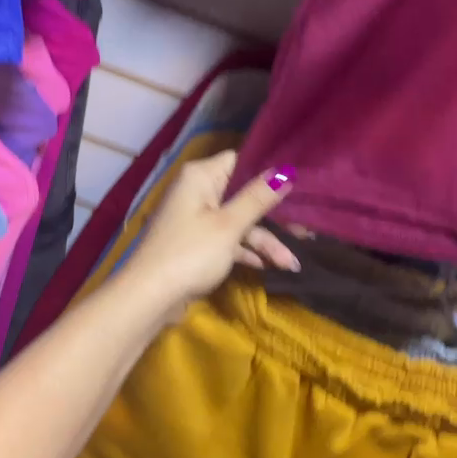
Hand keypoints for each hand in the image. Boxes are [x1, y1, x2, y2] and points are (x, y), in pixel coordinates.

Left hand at [114, 150, 298, 316]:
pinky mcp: (197, 245)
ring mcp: (196, 220)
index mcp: (201, 177)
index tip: (299, 182)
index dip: (268, 170)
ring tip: (292, 263)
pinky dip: (246, 251)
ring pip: (238, 222)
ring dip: (264, 241)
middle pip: (243, 194)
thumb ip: (258, 198)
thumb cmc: (190, 253)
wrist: (150, 297)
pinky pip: (228, 240)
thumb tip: (286, 171)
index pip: (240, 161)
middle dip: (274, 215)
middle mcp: (198, 192)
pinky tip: (268, 266)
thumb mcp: (229, 225)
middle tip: (306, 229)